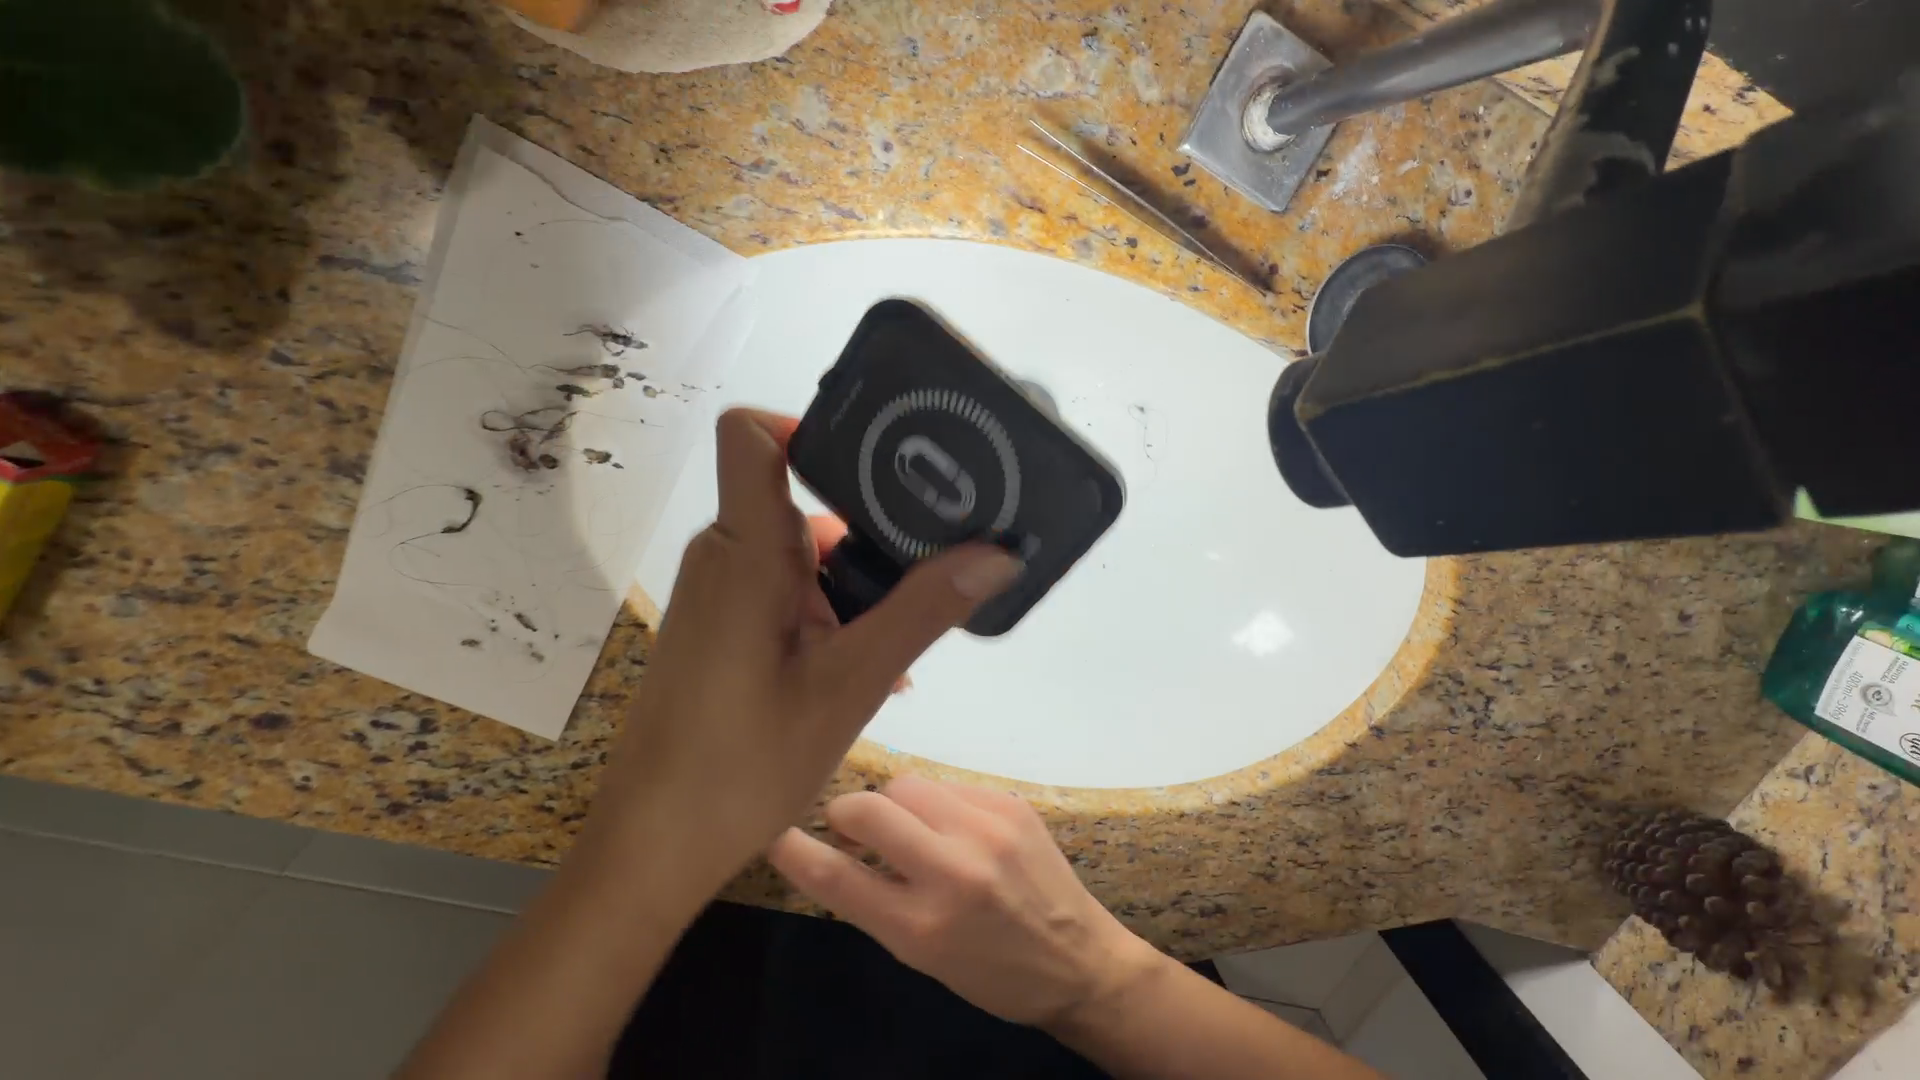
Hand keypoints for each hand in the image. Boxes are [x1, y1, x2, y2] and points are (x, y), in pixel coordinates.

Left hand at [581, 410, 1021, 895]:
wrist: (655, 844)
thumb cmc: (744, 762)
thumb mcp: (850, 685)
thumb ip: (923, 613)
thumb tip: (998, 554)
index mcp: (746, 551)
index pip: (752, 436)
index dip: (809, 424)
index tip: (883, 457)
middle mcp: (726, 557)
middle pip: (801, 501)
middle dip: (871, 528)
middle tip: (937, 558)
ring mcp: (719, 596)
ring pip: (800, 557)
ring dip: (858, 585)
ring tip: (913, 632)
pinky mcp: (720, 630)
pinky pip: (783, 596)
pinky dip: (831, 615)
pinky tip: (876, 666)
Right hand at [768, 775, 1163, 1026]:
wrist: (1080, 961)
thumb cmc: (991, 972)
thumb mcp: (922, 956)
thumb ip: (875, 899)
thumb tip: (834, 845)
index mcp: (922, 927)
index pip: (835, 878)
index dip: (793, 849)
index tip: (772, 829)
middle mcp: (953, 871)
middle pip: (868, 809)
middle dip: (846, 811)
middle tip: (851, 826)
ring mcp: (987, 829)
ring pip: (906, 783)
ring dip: (893, 803)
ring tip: (909, 828)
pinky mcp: (1010, 804)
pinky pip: (948, 785)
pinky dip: (936, 803)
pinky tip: (953, 827)